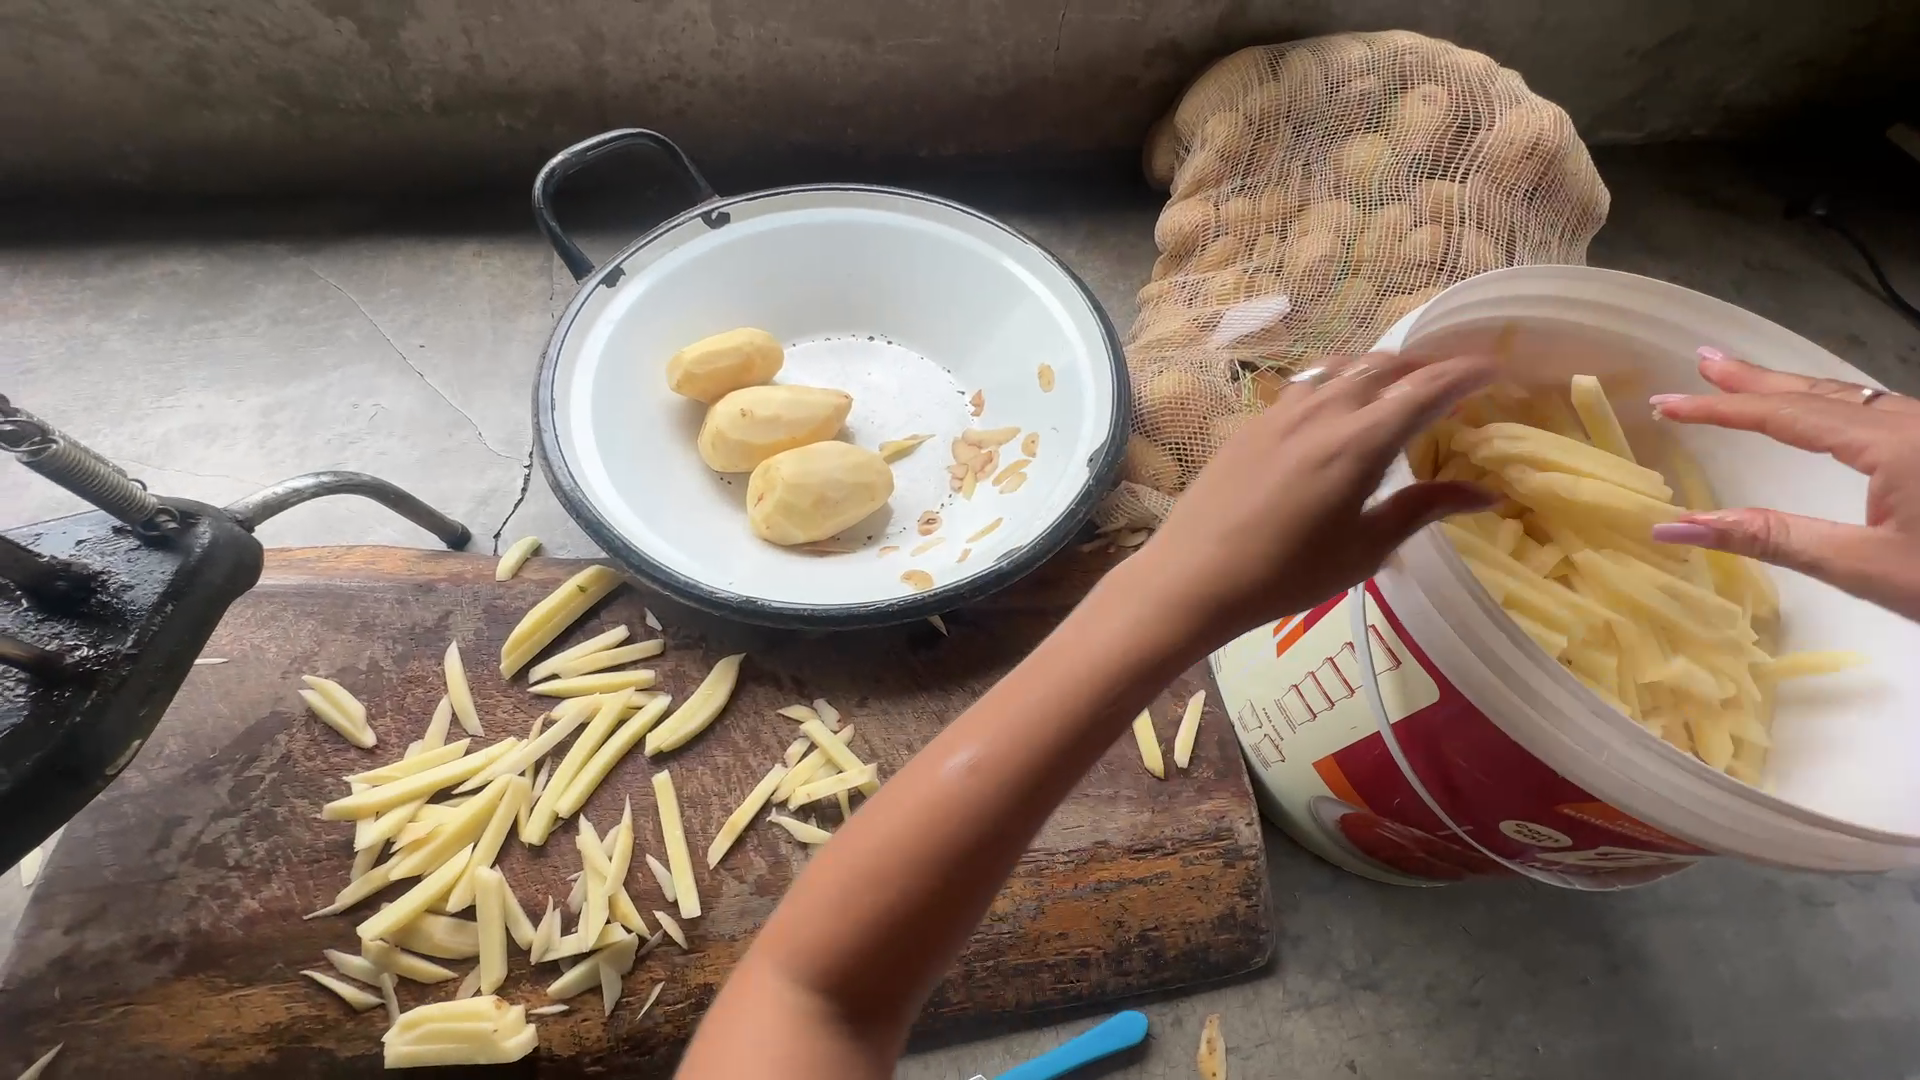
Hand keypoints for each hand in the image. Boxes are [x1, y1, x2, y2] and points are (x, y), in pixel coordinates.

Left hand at [1132, 351, 1498, 644]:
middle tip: (1451, 378)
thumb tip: (1484, 494)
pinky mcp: (1248, 426)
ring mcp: (1277, 415)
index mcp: (1359, 442)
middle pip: (1382, 366)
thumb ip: (1419, 510)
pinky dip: (1334, 382)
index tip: (1496, 369)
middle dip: (1425, 365)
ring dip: (1376, 368)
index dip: (1466, 374)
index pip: (1425, 389)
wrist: (1193, 576)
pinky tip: (1334, 405)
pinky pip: (1302, 387)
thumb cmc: (1284, 575)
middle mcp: (1320, 414)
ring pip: (1338, 369)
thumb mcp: (1363, 551)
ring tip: (1397, 385)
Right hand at [1649, 347, 1919, 620]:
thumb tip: (1670, 528)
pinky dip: (1831, 405)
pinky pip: (1881, 413)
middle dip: (1756, 378)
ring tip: (1746, 379)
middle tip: (1704, 360)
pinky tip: (1822, 411)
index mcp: (1898, 446)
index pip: (1786, 417)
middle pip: (1822, 393)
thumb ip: (1766, 538)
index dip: (1719, 408)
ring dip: (1792, 389)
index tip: (1664, 403)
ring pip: (1855, 399)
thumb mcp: (1864, 566)